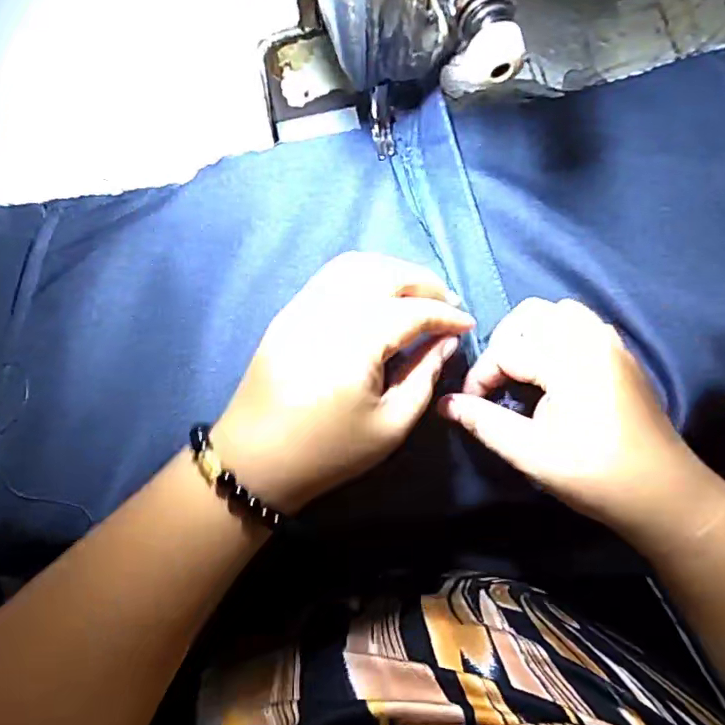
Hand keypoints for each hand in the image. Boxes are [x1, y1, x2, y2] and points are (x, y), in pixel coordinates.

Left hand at [212, 253, 474, 512]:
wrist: (257, 460)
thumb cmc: (330, 451)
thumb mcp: (391, 424)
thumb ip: (424, 376)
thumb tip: (446, 341)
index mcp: (356, 342)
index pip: (412, 310)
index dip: (446, 315)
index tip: (467, 325)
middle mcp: (328, 311)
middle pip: (385, 273)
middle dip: (424, 282)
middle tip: (447, 303)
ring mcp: (303, 307)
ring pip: (355, 265)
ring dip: (393, 271)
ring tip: (416, 294)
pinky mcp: (288, 313)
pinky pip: (330, 276)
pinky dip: (363, 275)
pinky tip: (379, 296)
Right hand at [439, 297, 716, 541]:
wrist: (661, 492)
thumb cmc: (592, 475)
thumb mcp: (530, 453)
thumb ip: (485, 422)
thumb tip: (445, 405)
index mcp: (569, 362)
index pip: (508, 349)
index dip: (481, 376)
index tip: (470, 405)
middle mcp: (593, 341)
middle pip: (536, 313)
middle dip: (506, 340)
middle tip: (496, 379)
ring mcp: (613, 346)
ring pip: (564, 313)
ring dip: (534, 334)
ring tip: (522, 372)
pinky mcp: (624, 358)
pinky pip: (586, 327)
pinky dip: (560, 338)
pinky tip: (553, 375)